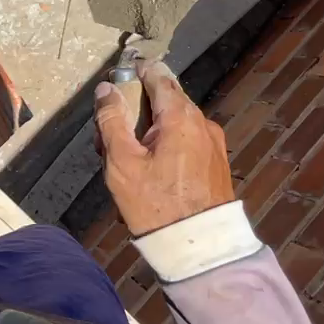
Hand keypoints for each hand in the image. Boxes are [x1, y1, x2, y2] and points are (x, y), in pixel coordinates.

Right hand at [94, 59, 235, 235]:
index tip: (117, 81)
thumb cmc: (155, 204)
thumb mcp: (122, 162)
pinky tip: (149, 170)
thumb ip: (111, 120)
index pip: (158, 75)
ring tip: (125, 159)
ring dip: (149, 130)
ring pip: (174, 122)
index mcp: (181, 116)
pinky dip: (166, 144)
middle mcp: (202, 122)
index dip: (135, 73)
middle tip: (109, 136)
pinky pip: (187, 140)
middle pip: (164, 100)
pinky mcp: (217, 163)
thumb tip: (106, 89)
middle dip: (136, 110)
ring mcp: (213, 143)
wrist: (200, 251)